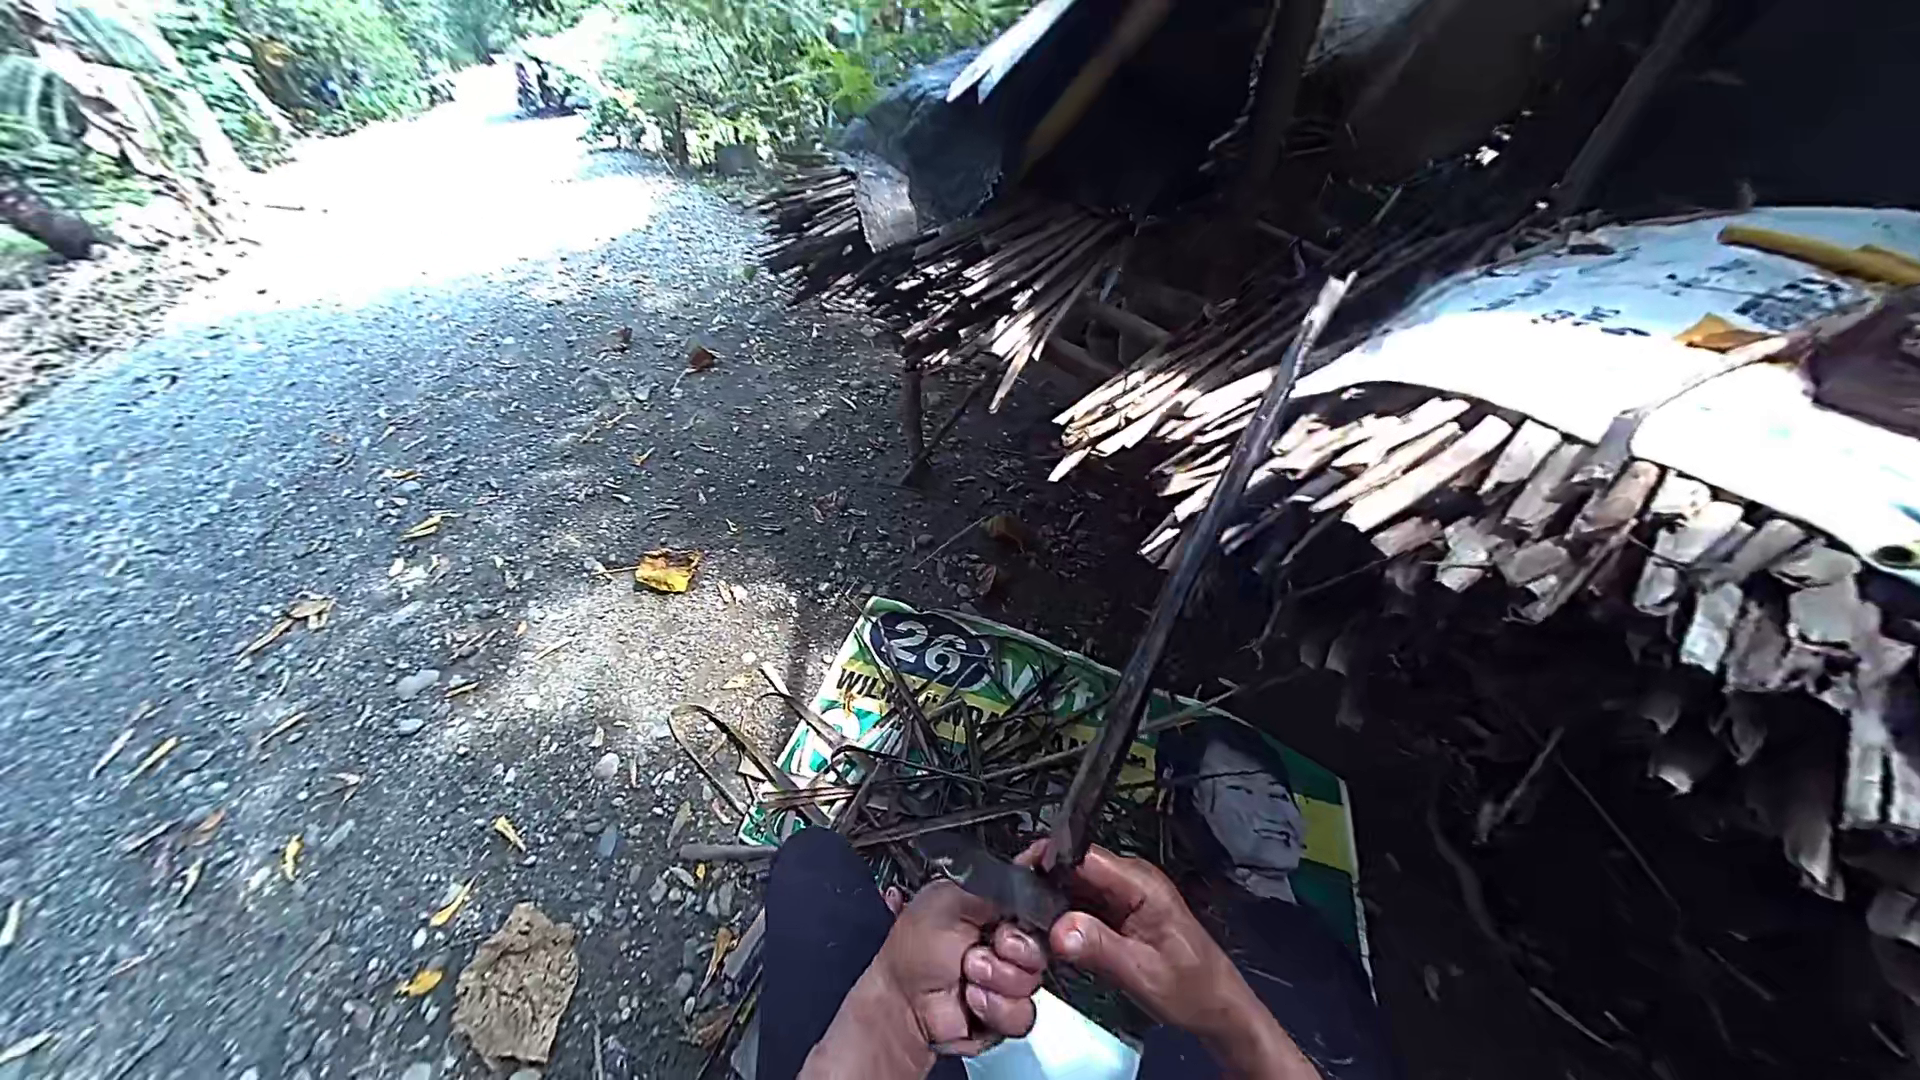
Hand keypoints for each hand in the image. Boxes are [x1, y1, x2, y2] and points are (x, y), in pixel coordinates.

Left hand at [874, 880, 1048, 1053]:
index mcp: (993, 908)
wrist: (903, 1001)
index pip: (1033, 903)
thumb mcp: (951, 895)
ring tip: (968, 972)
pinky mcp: (1005, 1012)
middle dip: (1013, 947)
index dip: (1033, 911)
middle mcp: (1004, 941)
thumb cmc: (915, 946)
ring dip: (997, 978)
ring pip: (1032, 980)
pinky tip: (972, 997)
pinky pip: (1023, 1012)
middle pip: (1039, 943)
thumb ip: (995, 882)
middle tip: (980, 947)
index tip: (1011, 916)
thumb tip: (1031, 861)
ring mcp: (1006, 978)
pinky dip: (994, 1006)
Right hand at [1018, 841, 1318, 1079]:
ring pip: (1076, 882)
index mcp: (1140, 882)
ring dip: (1055, 900)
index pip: (1083, 854)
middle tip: (1022, 910)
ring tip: (1036, 925)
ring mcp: (1125, 890)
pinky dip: (1067, 913)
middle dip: (1046, 883)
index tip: (1021, 877)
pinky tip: (1058, 934)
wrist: (1220, 1007)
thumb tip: (1058, 929)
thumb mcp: (1143, 974)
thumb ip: (1099, 948)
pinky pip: (1084, 899)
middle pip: (1074, 866)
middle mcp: (1131, 877)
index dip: (1048, 861)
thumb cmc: (1194, 989)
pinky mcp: (1120, 906)